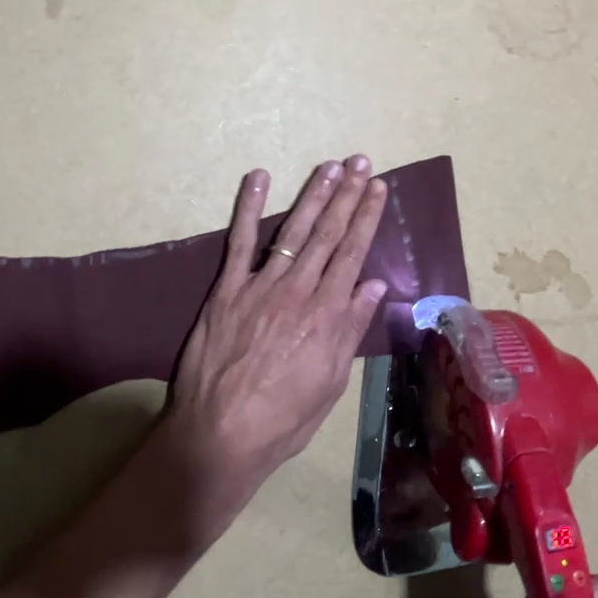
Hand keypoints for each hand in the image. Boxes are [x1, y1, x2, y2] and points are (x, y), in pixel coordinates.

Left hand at [165, 154, 389, 516]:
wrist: (220, 435)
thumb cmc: (283, 419)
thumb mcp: (331, 383)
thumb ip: (350, 329)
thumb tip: (374, 284)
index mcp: (327, 316)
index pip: (352, 254)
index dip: (367, 218)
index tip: (378, 188)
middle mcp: (298, 292)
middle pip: (327, 234)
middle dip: (347, 195)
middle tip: (361, 162)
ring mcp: (260, 287)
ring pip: (293, 231)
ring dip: (313, 195)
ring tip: (330, 166)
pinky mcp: (226, 290)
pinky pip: (238, 241)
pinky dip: (249, 207)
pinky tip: (260, 178)